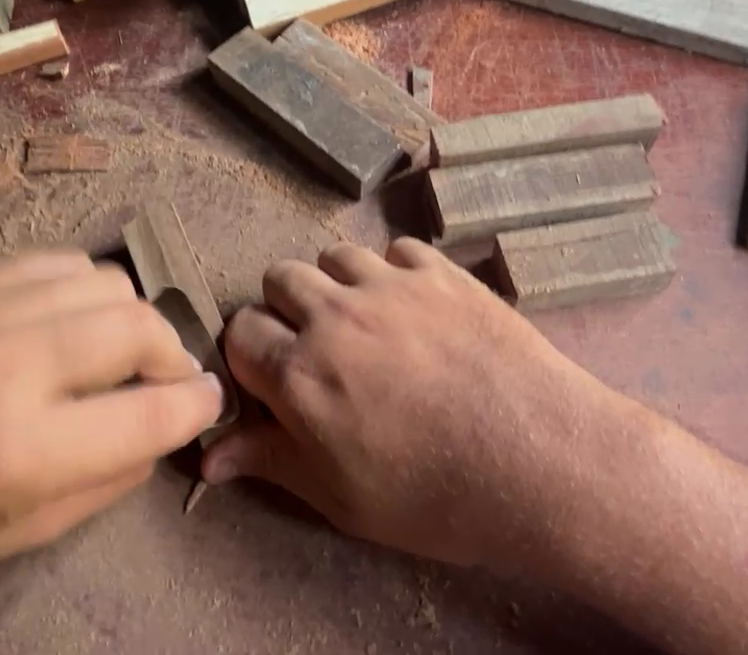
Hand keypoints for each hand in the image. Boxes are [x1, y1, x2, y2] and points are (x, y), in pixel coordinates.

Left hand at [0, 250, 222, 617]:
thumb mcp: (11, 540)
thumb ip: (108, 477)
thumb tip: (168, 421)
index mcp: (12, 452)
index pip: (152, 411)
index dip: (196, 406)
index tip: (207, 403)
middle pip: (139, 326)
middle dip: (172, 356)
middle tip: (165, 380)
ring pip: (107, 283)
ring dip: (127, 321)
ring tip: (109, 353)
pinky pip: (59, 263)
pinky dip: (82, 294)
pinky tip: (64, 326)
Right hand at [201, 239, 653, 567]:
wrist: (538, 461)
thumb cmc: (434, 496)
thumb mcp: (341, 497)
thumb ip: (272, 460)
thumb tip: (208, 457)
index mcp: (300, 373)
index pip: (240, 332)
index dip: (251, 353)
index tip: (272, 373)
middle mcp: (335, 316)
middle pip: (279, 278)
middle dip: (286, 307)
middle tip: (318, 344)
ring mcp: (391, 285)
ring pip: (335, 255)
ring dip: (338, 282)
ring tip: (368, 320)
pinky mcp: (440, 271)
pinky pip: (398, 250)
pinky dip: (396, 272)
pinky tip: (418, 308)